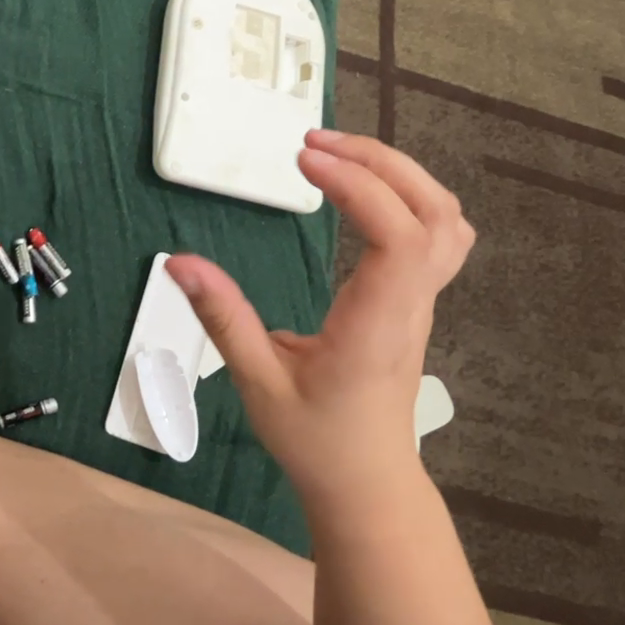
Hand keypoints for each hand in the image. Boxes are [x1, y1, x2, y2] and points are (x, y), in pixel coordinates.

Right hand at [167, 129, 473, 509]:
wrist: (366, 481)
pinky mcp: (414, 300)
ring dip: (399, 174)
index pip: (400, 239)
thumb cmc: (314, 437)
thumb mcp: (256, 380)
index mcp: (376, 324)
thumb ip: (221, 317)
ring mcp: (420, 301)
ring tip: (338, 155)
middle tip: (315, 143)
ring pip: (446, 219)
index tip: (304, 160)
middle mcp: (410, 305)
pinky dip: (408, 195)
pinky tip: (364, 189)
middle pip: (436, 213)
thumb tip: (178, 262)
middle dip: (381, 163)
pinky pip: (436, 233)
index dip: (360, 187)